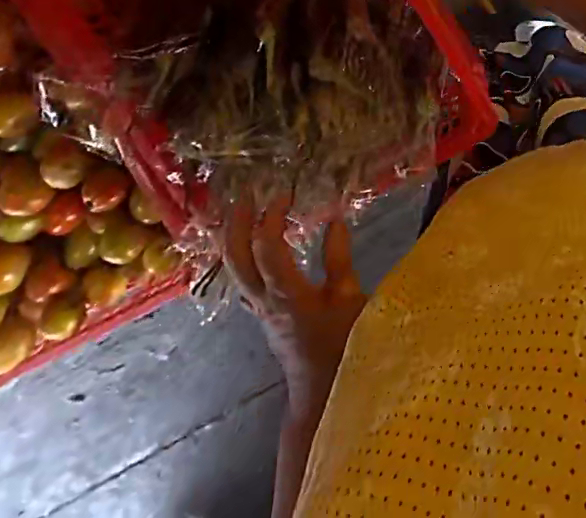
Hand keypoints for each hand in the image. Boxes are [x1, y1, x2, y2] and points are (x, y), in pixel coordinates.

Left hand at [223, 198, 366, 408]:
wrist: (323, 392)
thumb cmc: (341, 346)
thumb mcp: (350, 299)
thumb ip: (338, 259)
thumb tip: (334, 220)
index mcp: (286, 294)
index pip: (267, 247)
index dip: (272, 217)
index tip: (286, 194)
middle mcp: (263, 300)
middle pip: (236, 257)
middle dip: (238, 222)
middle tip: (246, 194)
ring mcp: (258, 309)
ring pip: (234, 268)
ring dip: (236, 236)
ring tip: (244, 210)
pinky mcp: (262, 314)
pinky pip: (244, 278)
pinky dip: (244, 254)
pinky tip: (252, 244)